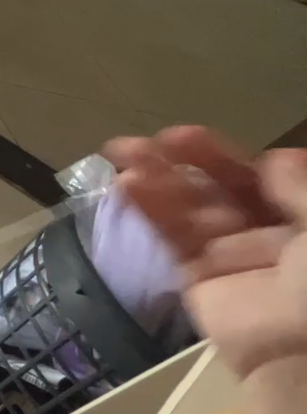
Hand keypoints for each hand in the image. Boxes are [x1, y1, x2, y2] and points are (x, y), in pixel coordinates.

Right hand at [107, 128, 306, 376]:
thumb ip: (303, 193)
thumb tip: (274, 158)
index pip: (284, 182)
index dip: (253, 160)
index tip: (220, 142)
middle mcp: (287, 237)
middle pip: (236, 190)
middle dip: (197, 161)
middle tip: (161, 137)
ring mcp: (242, 257)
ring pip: (197, 209)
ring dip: (160, 179)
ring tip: (124, 151)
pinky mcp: (200, 276)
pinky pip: (173, 237)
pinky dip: (149, 209)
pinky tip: (125, 185)